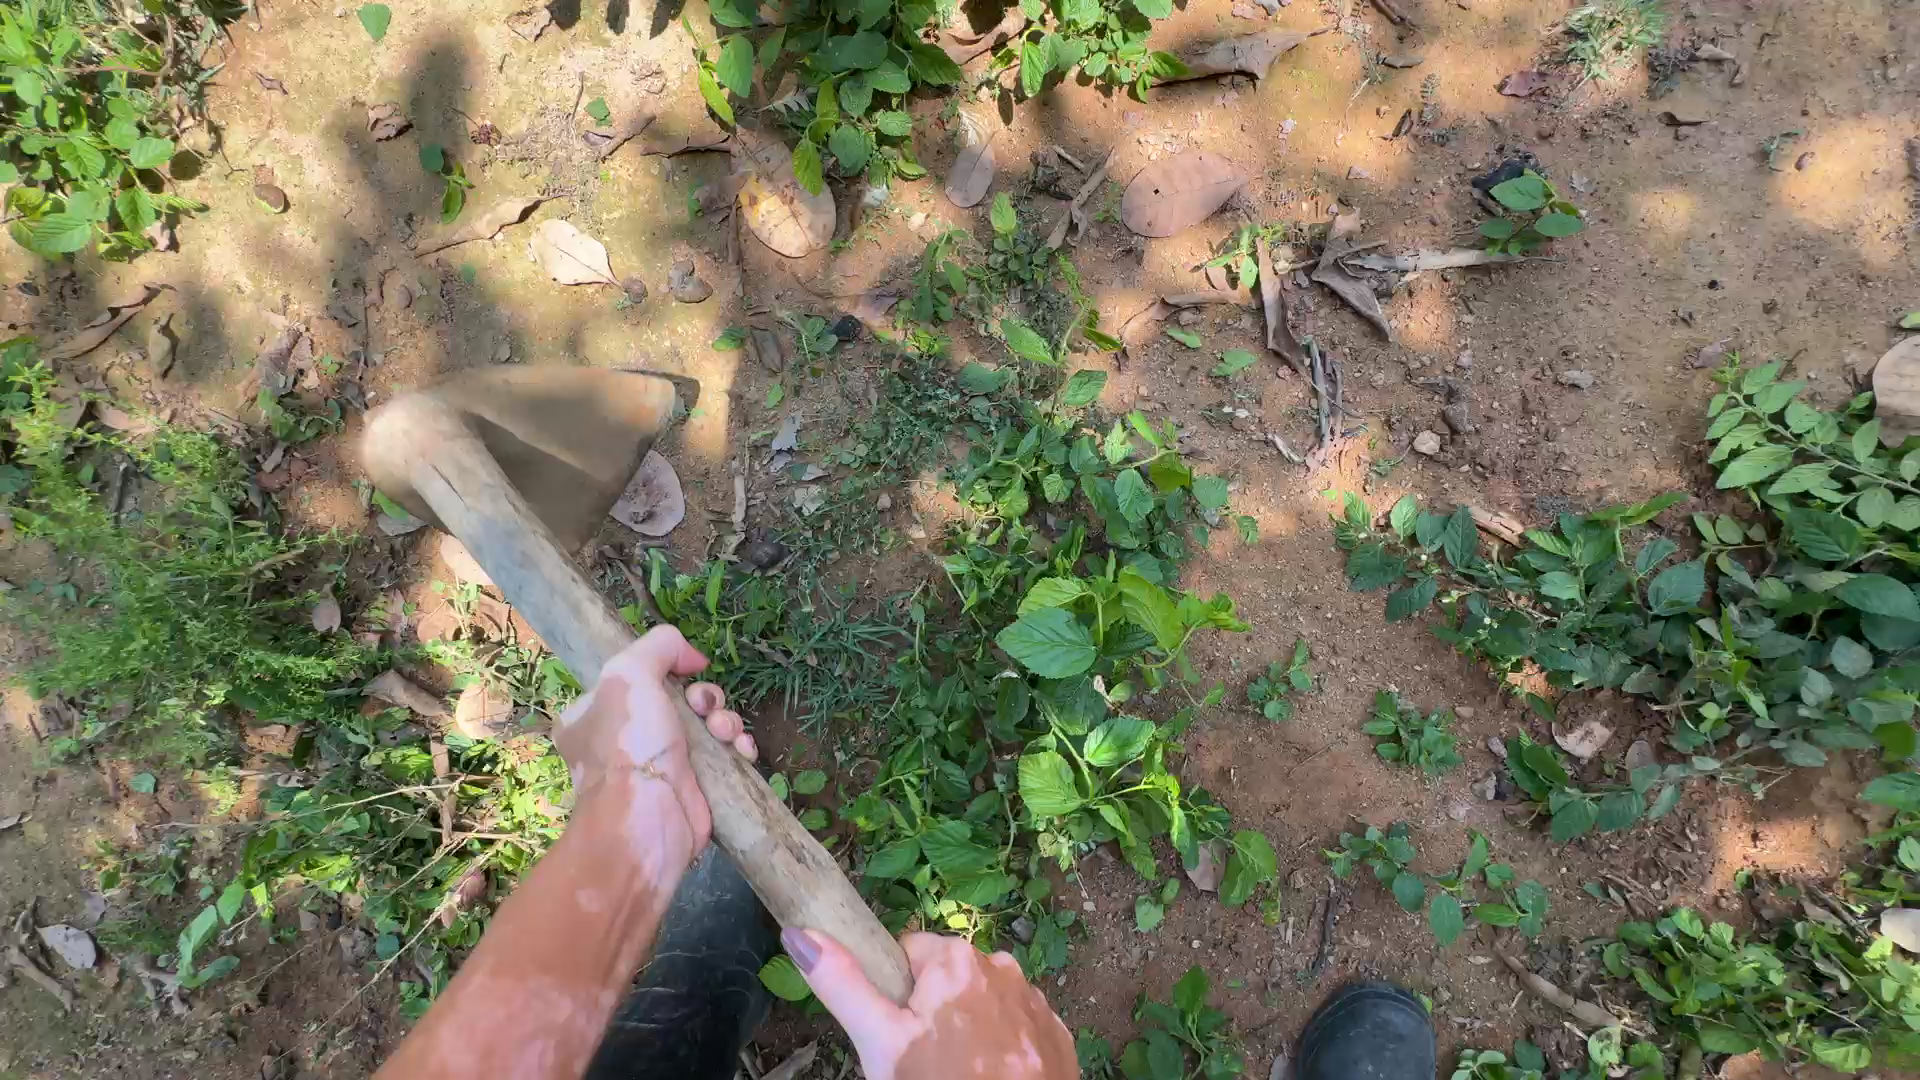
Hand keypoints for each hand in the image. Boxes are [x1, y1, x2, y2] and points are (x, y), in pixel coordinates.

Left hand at [553, 625, 756, 877]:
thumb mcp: (629, 673)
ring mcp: (663, 766)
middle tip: (705, 708)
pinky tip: (741, 750)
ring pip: (708, 725)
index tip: (688, 671)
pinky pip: (725, 755)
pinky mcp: (696, 787)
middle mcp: (628, 740)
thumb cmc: (629, 744)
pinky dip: (738, 748)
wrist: (648, 821)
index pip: (640, 679)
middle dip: (706, 697)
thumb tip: (693, 659)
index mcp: (596, 715)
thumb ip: (658, 645)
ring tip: (724, 733)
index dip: (670, 669)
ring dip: (726, 721)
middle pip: (683, 699)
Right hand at [783, 928, 1076, 1079]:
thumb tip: (798, 933)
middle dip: (933, 1015)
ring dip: (970, 1032)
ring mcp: (1035, 1001)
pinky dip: (1004, 1051)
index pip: (909, 956)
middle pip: (947, 981)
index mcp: (958, 957)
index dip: (897, 999)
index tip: (901, 1038)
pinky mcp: (1058, 1036)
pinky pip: (1017, 1030)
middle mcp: (1003, 963)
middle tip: (927, 1066)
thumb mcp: (881, 1044)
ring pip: (983, 1005)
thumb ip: (842, 984)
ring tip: (958, 1076)